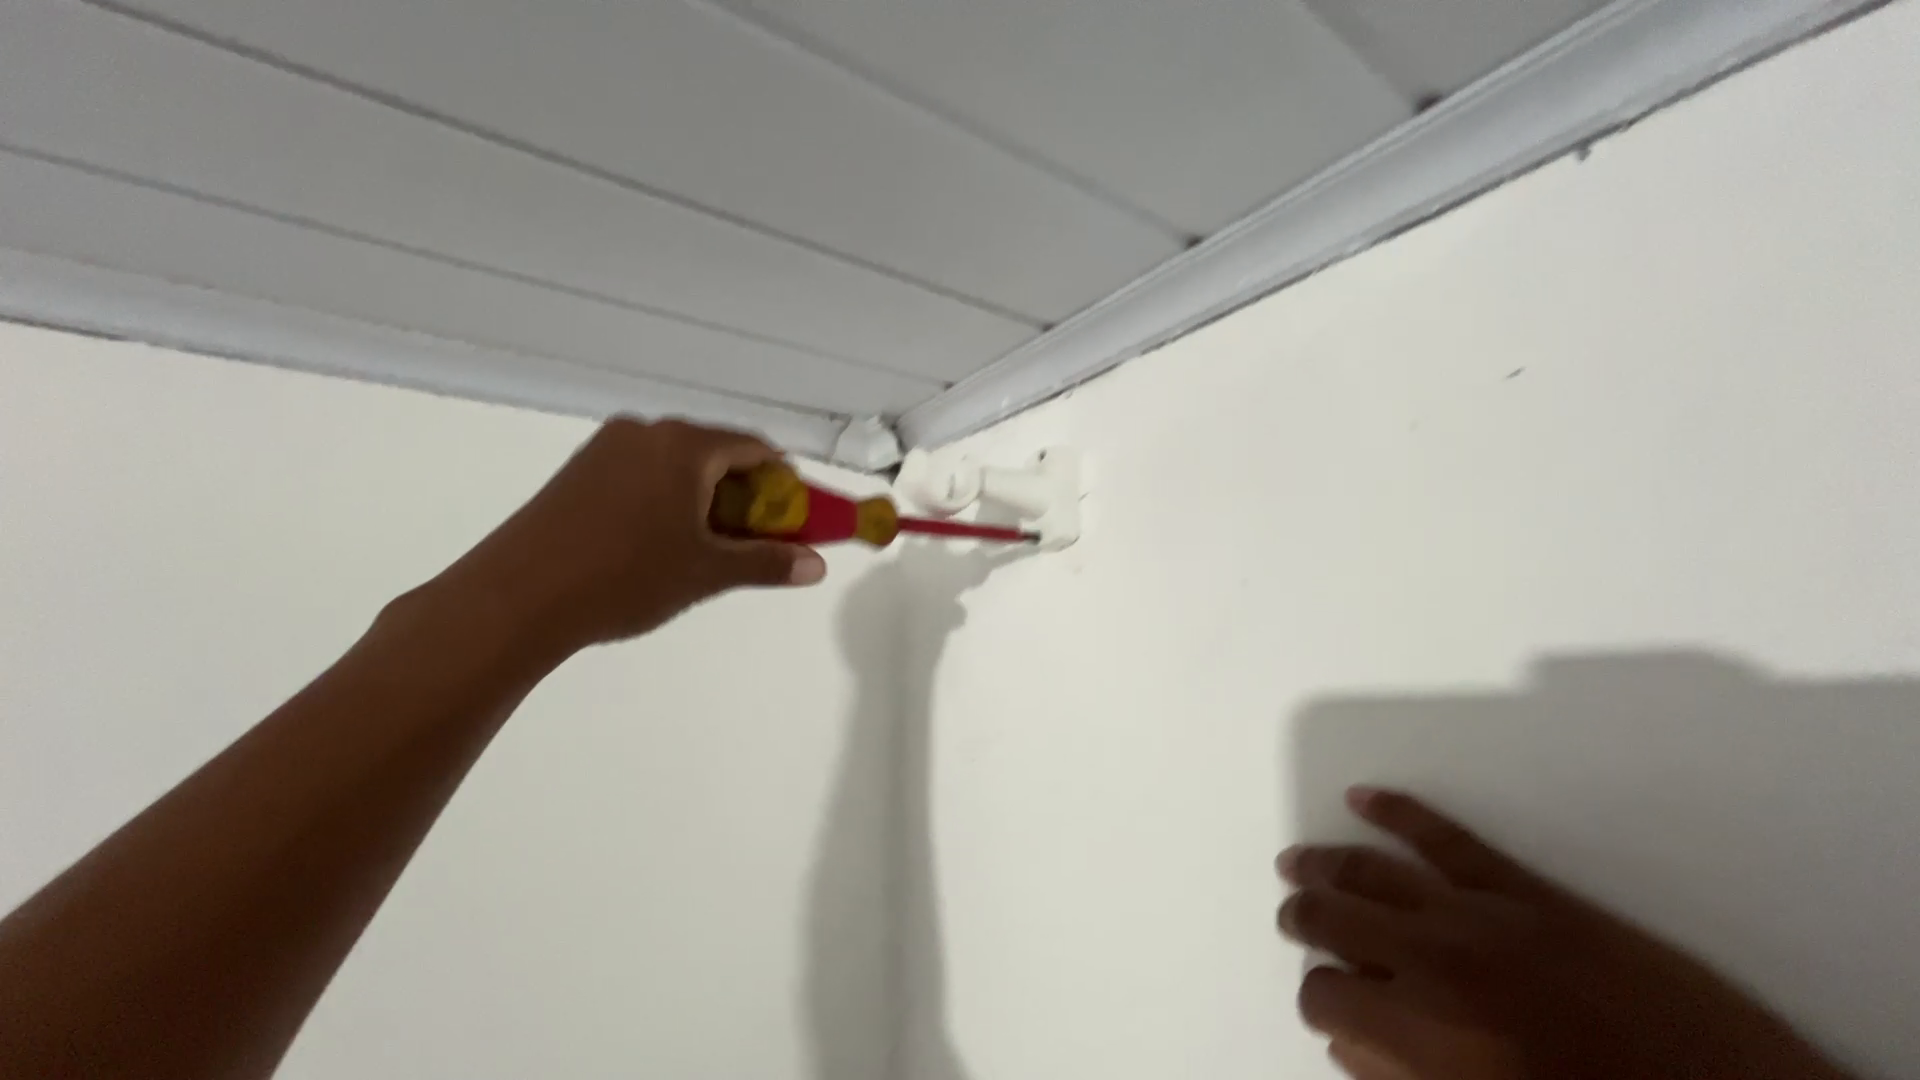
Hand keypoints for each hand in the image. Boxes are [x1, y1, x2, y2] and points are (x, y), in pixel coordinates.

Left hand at [432, 417, 825, 657]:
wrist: (515, 598)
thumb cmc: (626, 576)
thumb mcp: (706, 572)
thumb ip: (767, 563)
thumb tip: (817, 566)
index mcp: (684, 445)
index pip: (754, 447)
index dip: (783, 482)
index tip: (793, 518)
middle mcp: (645, 432)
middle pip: (715, 453)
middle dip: (743, 494)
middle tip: (751, 541)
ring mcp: (605, 449)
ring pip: (676, 465)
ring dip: (704, 499)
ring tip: (702, 548)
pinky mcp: (577, 472)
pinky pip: (641, 475)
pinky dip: (666, 500)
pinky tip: (657, 543)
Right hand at [1276, 788, 1850, 1079]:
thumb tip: (1347, 1051)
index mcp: (1423, 1034)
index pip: (1326, 997)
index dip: (1317, 1004)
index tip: (1328, 1012)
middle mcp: (1432, 963)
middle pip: (1332, 919)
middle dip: (1301, 919)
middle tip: (1291, 918)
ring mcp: (1475, 916)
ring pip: (1371, 871)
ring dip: (1324, 865)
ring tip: (1297, 863)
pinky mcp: (1522, 890)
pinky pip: (1445, 838)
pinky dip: (1397, 811)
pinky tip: (1363, 797)